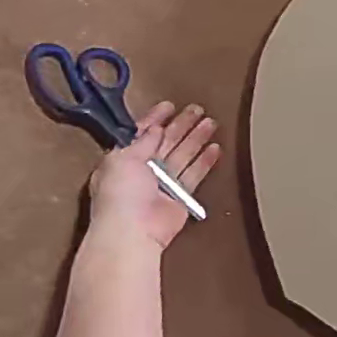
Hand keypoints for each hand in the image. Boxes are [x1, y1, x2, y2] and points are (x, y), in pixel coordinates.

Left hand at [89, 101, 222, 249]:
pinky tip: (215, 148)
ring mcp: (162, 183)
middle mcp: (143, 170)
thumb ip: (141, 141)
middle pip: (166, 141)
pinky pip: (194, 175)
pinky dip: (205, 162)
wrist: (132, 231)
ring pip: (183, 155)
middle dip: (182, 124)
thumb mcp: (123, 158)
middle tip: (198, 109)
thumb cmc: (120, 194)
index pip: (142, 133)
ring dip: (197, 138)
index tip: (170, 105)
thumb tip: (155, 129)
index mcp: (123, 159)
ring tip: (211, 122)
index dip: (155, 118)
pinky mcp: (180, 197)